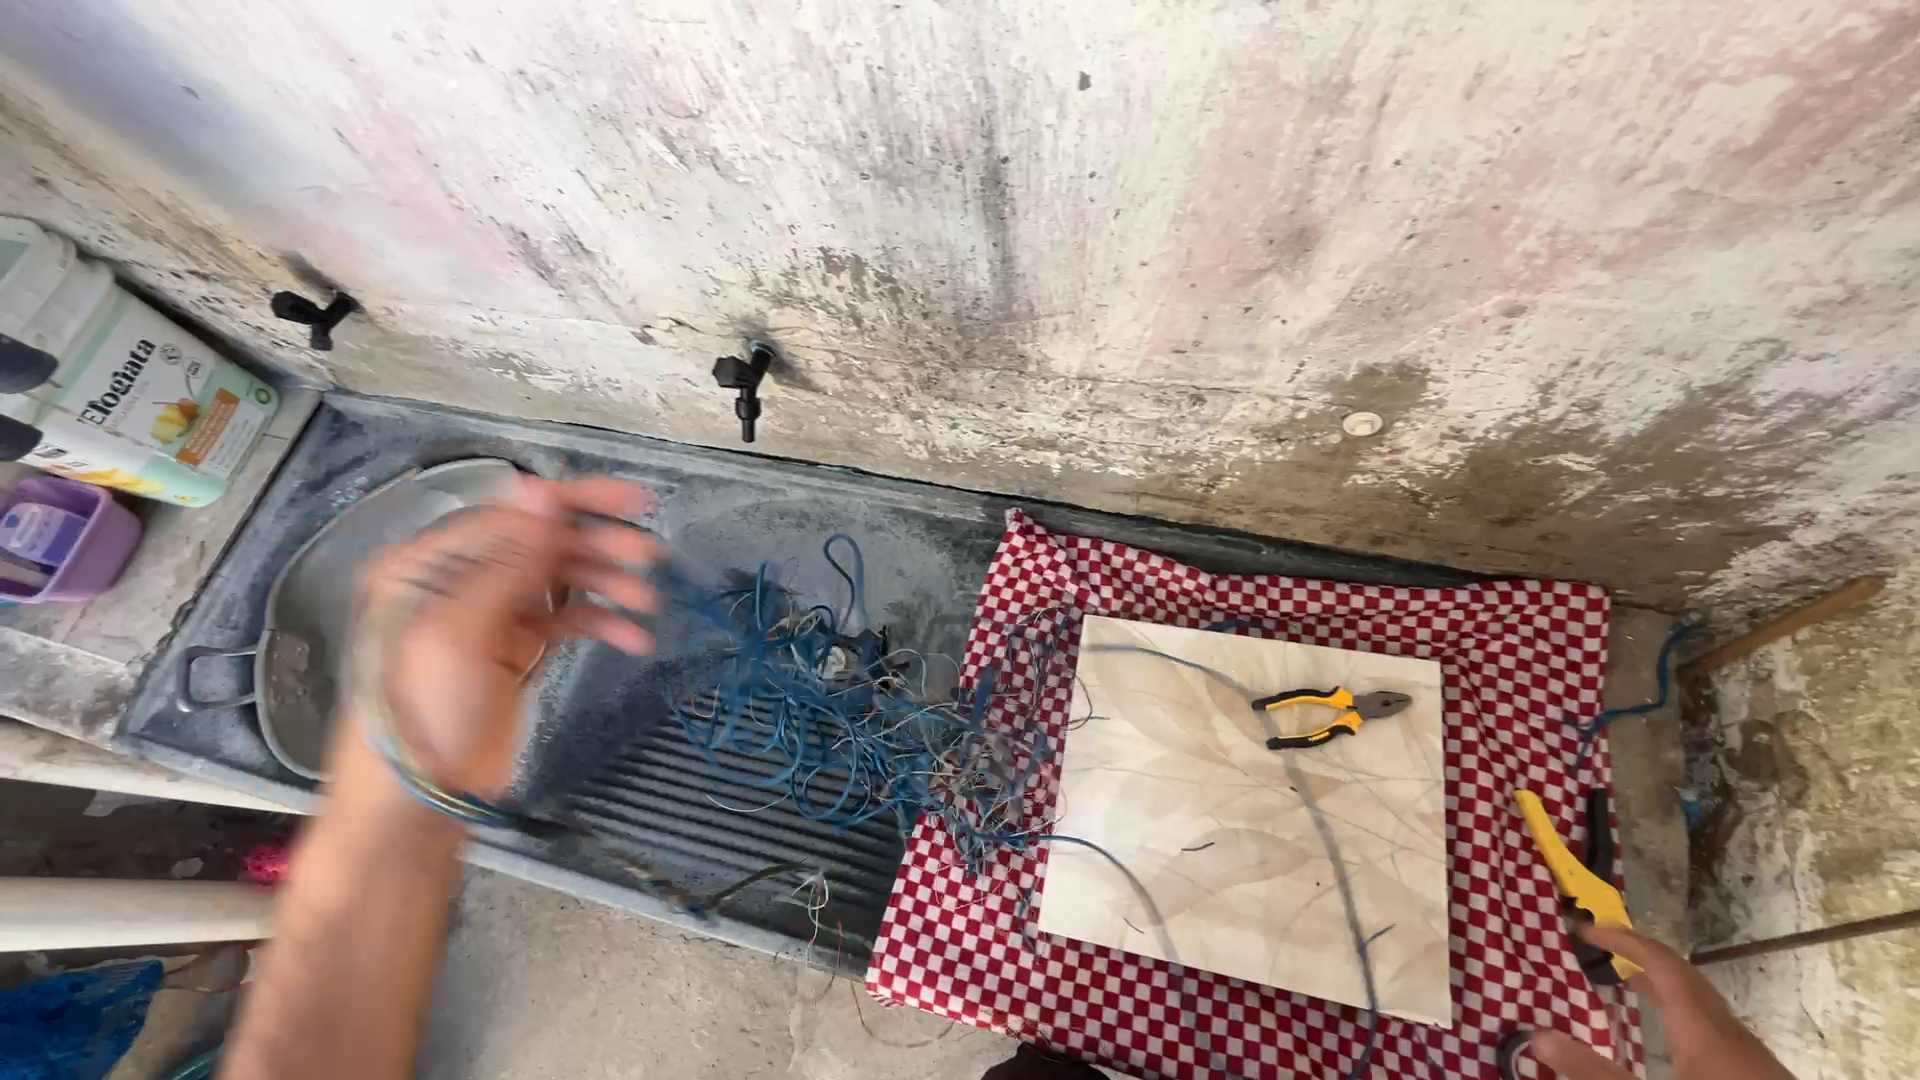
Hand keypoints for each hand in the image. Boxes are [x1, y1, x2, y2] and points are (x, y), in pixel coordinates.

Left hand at [347, 473, 658, 796]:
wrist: (420, 793)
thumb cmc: (422, 710)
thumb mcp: (460, 631)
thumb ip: (505, 560)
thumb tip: (542, 493)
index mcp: (433, 564)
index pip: (516, 514)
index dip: (575, 503)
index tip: (631, 500)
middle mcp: (465, 578)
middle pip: (546, 542)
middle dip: (600, 544)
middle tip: (650, 552)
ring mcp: (495, 612)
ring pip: (565, 578)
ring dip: (609, 584)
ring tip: (647, 601)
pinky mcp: (520, 644)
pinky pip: (571, 618)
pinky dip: (603, 622)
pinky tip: (633, 636)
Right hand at [1529, 924, 1794, 1079]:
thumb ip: (1593, 1072)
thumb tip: (1537, 1036)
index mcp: (1703, 1030)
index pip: (1661, 962)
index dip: (1623, 939)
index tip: (1585, 931)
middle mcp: (1731, 1035)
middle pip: (1686, 976)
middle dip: (1641, 954)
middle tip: (1599, 946)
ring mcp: (1752, 1059)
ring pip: (1704, 1003)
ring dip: (1663, 983)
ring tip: (1626, 981)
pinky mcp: (1760, 1078)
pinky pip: (1716, 1026)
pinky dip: (1682, 1010)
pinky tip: (1669, 1034)